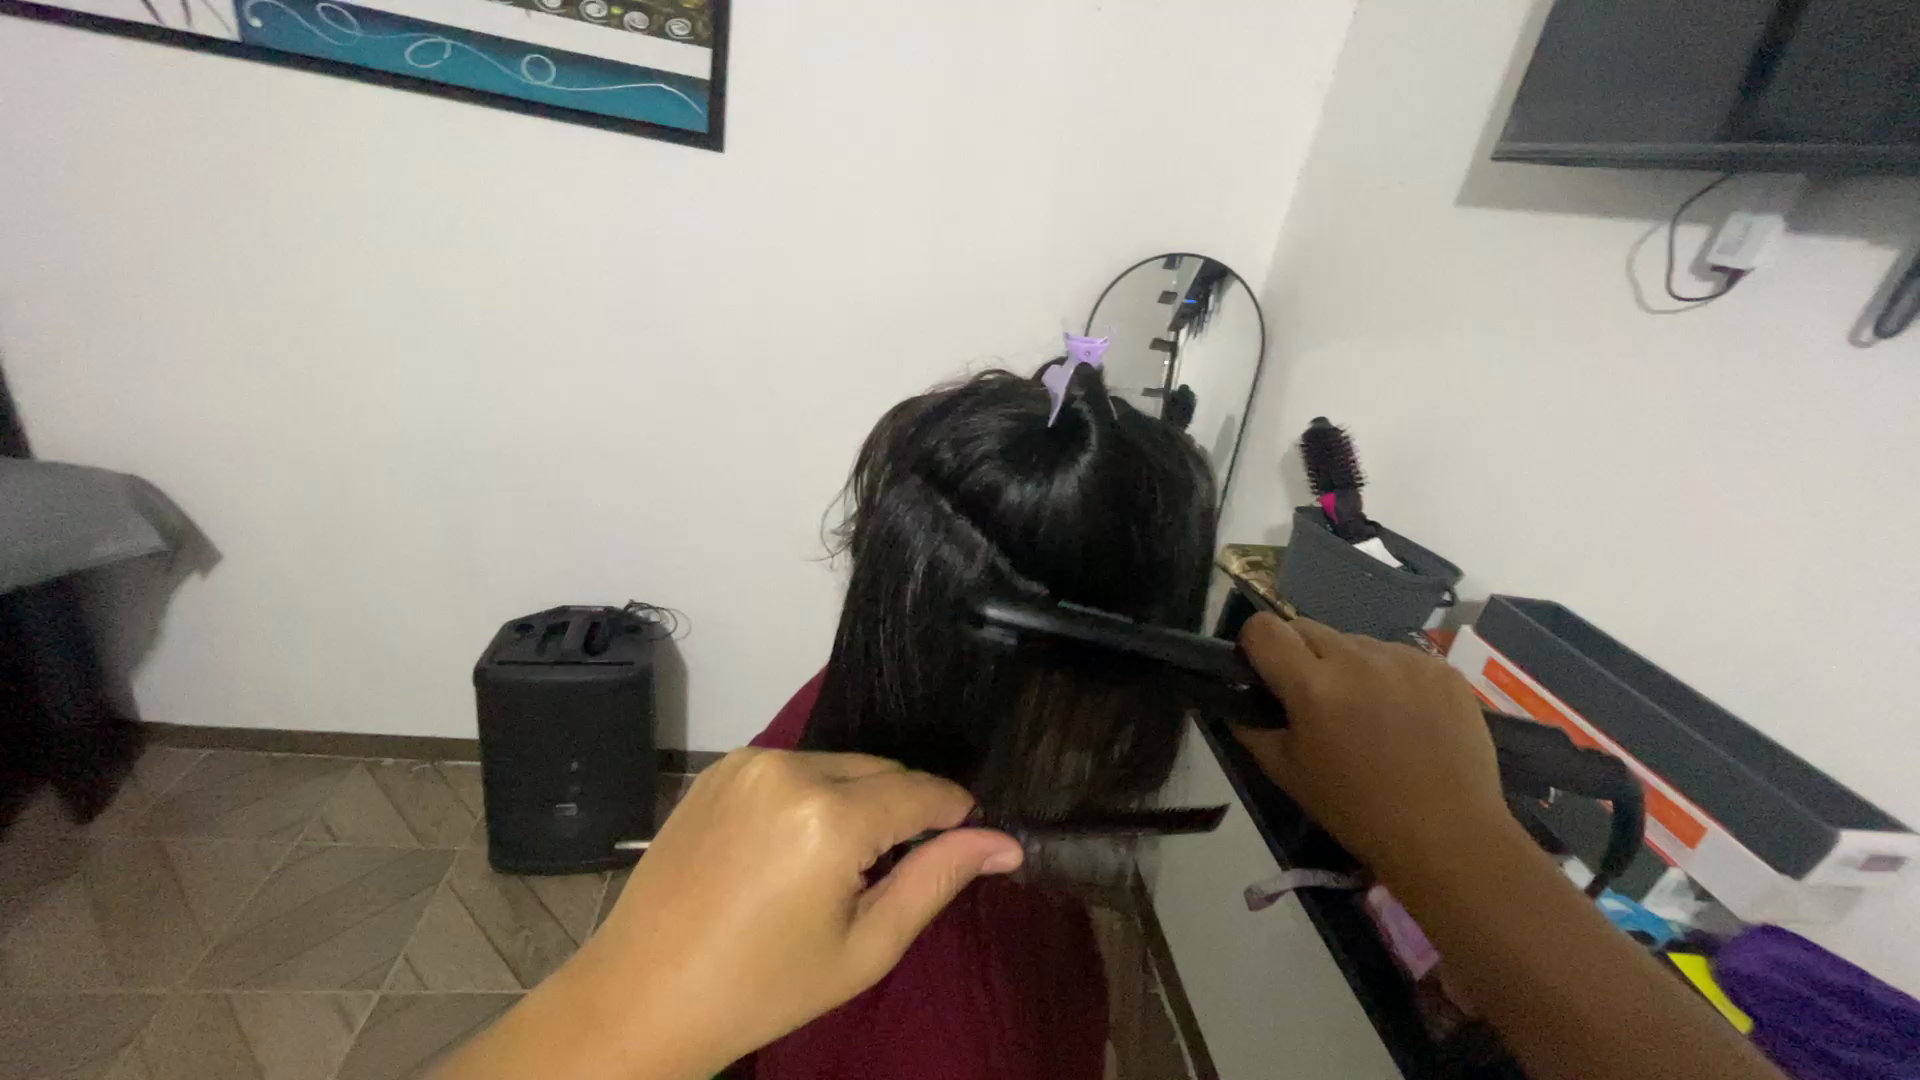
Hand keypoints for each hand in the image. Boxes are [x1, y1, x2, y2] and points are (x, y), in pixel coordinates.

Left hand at [564, 749, 1023, 1077]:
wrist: (642, 993)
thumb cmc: (765, 986)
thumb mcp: (865, 946)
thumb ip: (937, 879)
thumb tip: (1005, 843)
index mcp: (829, 817)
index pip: (920, 792)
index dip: (954, 812)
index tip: (969, 835)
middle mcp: (791, 769)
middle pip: (882, 771)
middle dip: (904, 808)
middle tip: (894, 868)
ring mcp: (750, 762)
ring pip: (840, 765)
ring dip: (859, 799)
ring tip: (842, 862)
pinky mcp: (723, 767)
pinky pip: (796, 767)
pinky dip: (814, 793)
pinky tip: (794, 845)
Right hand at [1232, 614, 1519, 879]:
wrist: (1448, 834)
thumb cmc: (1356, 809)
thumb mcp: (1286, 772)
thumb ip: (1252, 728)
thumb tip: (1238, 702)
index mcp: (1312, 685)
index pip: (1264, 628)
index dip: (1255, 644)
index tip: (1262, 670)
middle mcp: (1357, 659)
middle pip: (1307, 627)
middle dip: (1299, 654)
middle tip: (1313, 696)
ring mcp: (1404, 659)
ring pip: (1353, 641)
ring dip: (1347, 664)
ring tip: (1365, 710)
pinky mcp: (1441, 668)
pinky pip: (1397, 655)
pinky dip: (1389, 675)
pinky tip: (1403, 715)